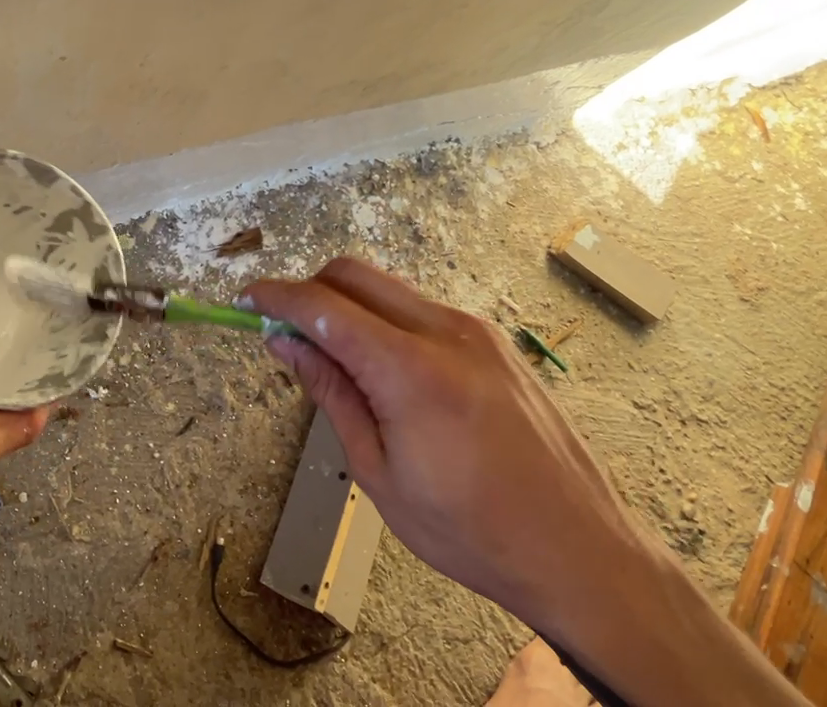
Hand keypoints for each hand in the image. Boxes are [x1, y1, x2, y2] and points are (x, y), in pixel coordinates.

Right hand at [242, 257, 640, 633]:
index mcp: (411, 370)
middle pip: (354, 274)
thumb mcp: (377, 470)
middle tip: (285, 333)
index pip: (324, 306)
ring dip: (346, 305)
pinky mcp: (495, 342)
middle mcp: (446, 332)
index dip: (276, 297)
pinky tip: (382, 370)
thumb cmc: (469, 530)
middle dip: (308, 290)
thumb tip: (285, 344)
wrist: (582, 552)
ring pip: (388, 287)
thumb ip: (331, 392)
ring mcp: (478, 332)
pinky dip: (383, 319)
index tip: (244, 301)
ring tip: (333, 360)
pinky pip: (420, 308)